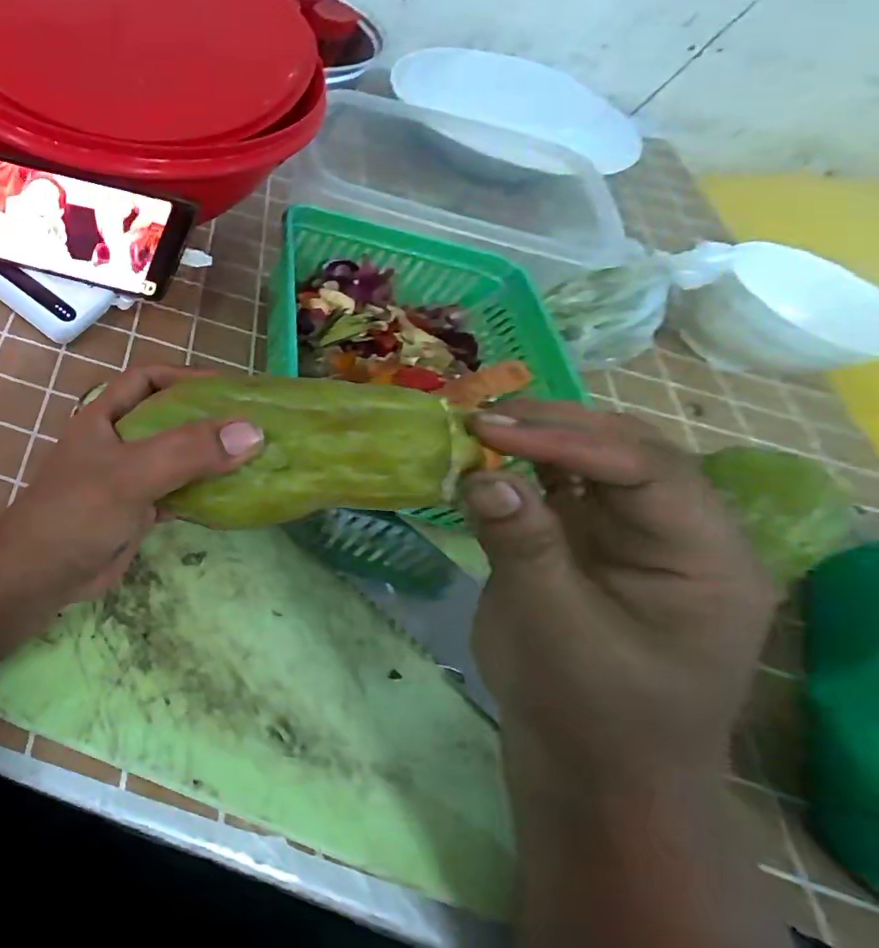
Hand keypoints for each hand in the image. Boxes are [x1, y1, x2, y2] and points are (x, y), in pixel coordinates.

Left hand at [0, 365, 262, 602]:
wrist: (41, 572)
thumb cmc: (78, 511)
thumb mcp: (131, 473)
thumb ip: (187, 451)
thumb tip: (252, 430)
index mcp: (102, 418)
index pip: (145, 380)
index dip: (184, 376)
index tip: (230, 388)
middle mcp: (115, 442)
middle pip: (166, 419)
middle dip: (207, 420)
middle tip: (259, 425)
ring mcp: (125, 478)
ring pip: (174, 459)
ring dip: (210, 459)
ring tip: (260, 460)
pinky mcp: (134, 511)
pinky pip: (176, 494)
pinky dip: (203, 494)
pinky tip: (236, 499)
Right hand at [462, 402, 777, 784]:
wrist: (590, 762)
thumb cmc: (590, 706)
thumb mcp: (556, 628)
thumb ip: (523, 546)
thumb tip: (480, 475)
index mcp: (704, 560)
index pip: (649, 473)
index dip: (570, 441)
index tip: (489, 428)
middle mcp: (676, 537)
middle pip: (629, 455)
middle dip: (556, 426)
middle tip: (477, 414)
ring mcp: (628, 540)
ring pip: (591, 465)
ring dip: (535, 439)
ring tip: (472, 424)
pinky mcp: (581, 547)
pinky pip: (553, 491)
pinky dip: (515, 469)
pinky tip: (477, 460)